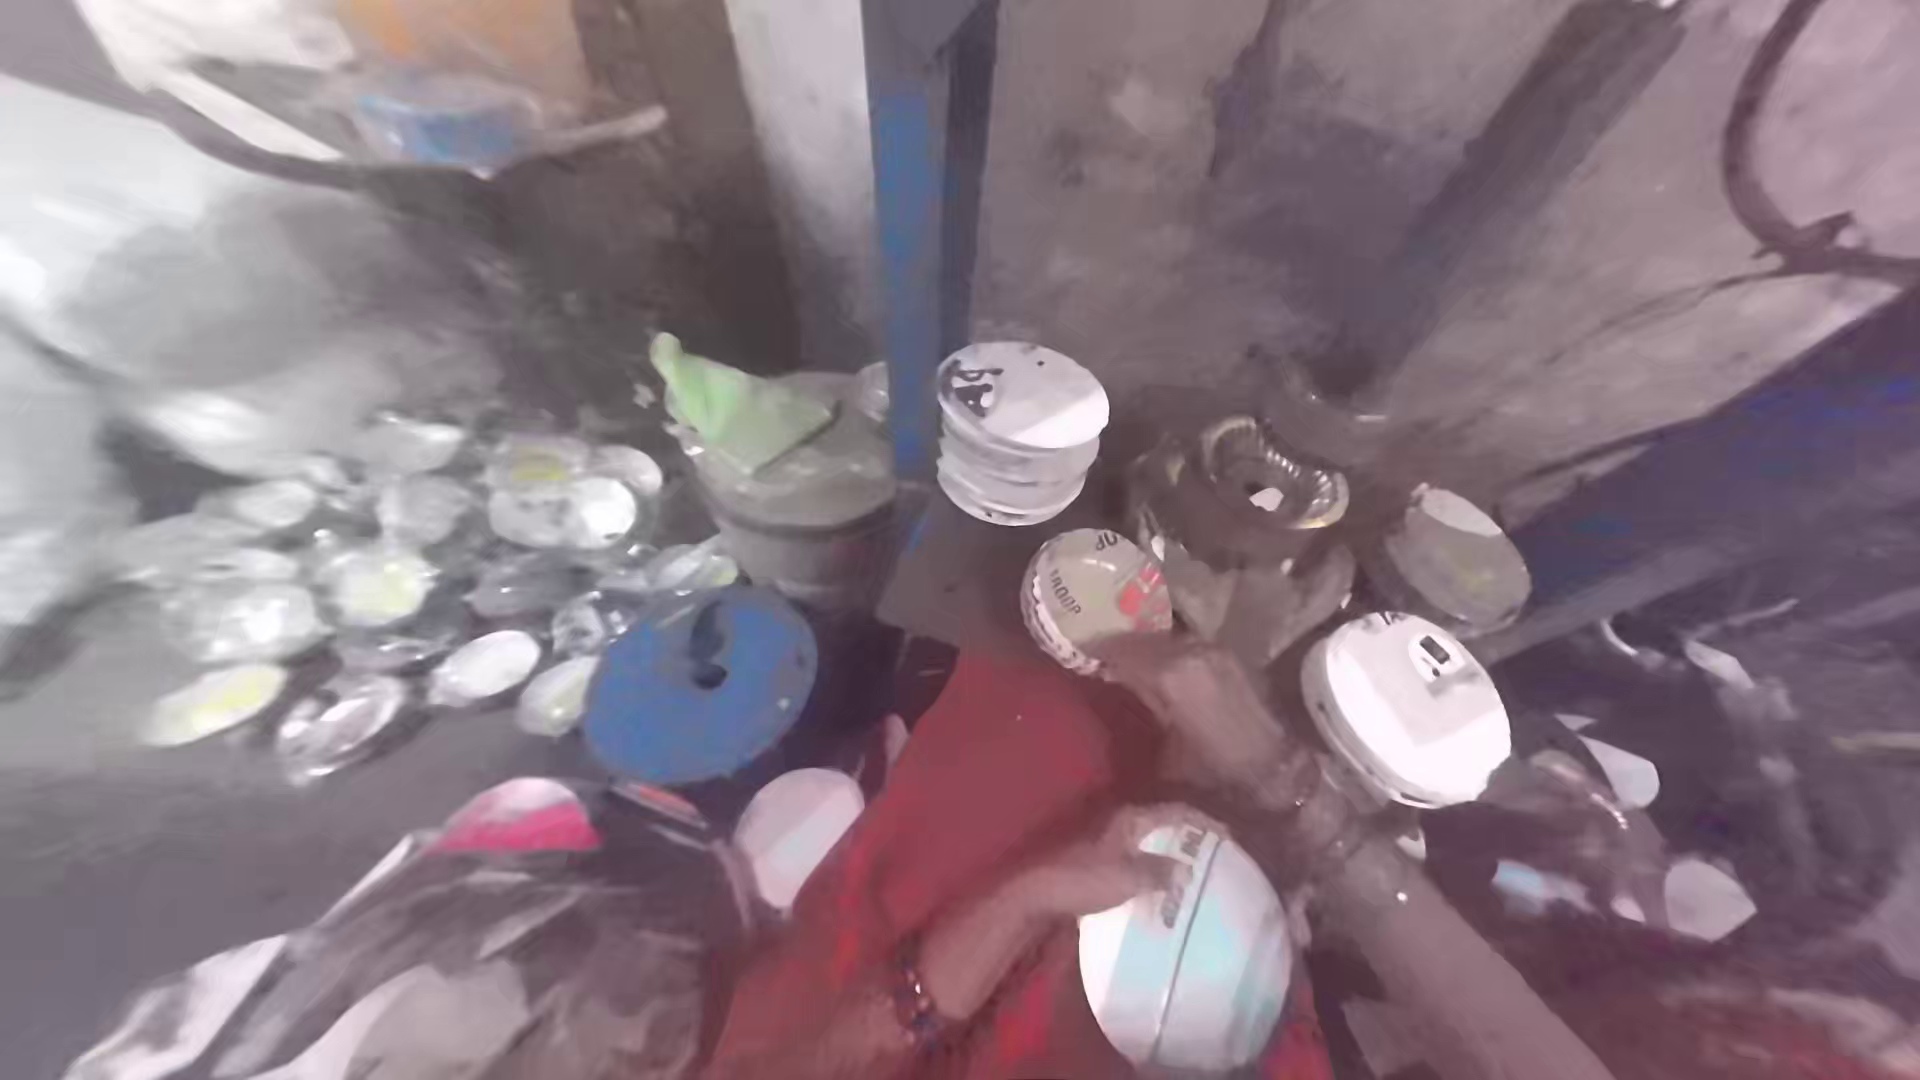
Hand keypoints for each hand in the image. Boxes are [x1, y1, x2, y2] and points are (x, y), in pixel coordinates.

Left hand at [1016, 803, 1226, 917]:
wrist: (1043, 892)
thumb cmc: (1084, 879)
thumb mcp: (1127, 877)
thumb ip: (1158, 871)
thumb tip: (1187, 868)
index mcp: (1131, 819)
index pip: (1175, 810)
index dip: (1203, 819)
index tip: (1229, 834)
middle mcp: (1123, 822)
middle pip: (1165, 820)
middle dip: (1192, 832)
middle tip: (1219, 851)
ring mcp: (1113, 839)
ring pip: (1154, 837)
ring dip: (1176, 848)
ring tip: (1201, 867)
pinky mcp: (1106, 857)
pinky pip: (1143, 854)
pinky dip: (1160, 862)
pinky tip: (1169, 882)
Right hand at [1088, 633, 1301, 800]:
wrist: (1276, 776)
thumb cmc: (1213, 774)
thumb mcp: (1161, 757)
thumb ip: (1133, 718)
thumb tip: (1107, 705)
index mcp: (1168, 675)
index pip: (1118, 651)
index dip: (1094, 651)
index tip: (1077, 653)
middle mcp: (1188, 652)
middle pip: (1138, 639)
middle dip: (1116, 647)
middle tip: (1095, 656)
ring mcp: (1210, 649)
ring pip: (1161, 638)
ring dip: (1141, 647)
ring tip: (1123, 660)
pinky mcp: (1225, 654)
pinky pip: (1183, 644)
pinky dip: (1164, 650)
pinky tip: (1156, 665)